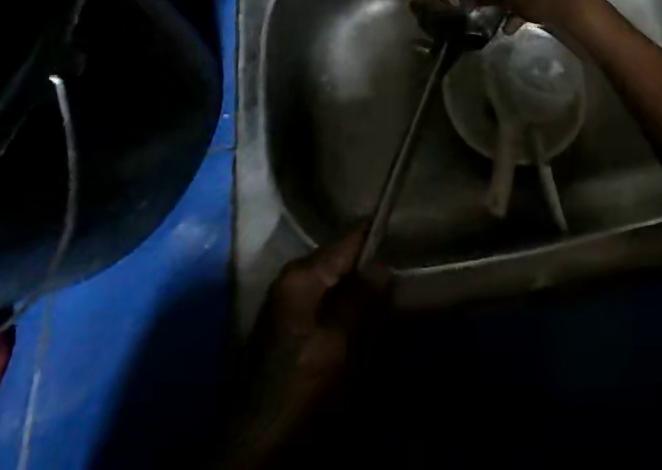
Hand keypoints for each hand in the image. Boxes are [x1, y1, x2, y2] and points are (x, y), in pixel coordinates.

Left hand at [220, 233, 386, 467]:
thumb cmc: (301, 383)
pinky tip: (362, 311)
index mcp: (301, 276)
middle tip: (400, 266)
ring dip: (356, 282)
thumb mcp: (336, 344)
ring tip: (388, 288)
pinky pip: (322, 294)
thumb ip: (360, 301)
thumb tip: (384, 265)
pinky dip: (343, 298)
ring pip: (331, 276)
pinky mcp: (289, 318)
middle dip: (367, 261)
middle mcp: (291, 277)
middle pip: (337, 257)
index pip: (344, 242)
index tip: (402, 232)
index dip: (374, 237)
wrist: (260, 430)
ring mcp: (287, 297)